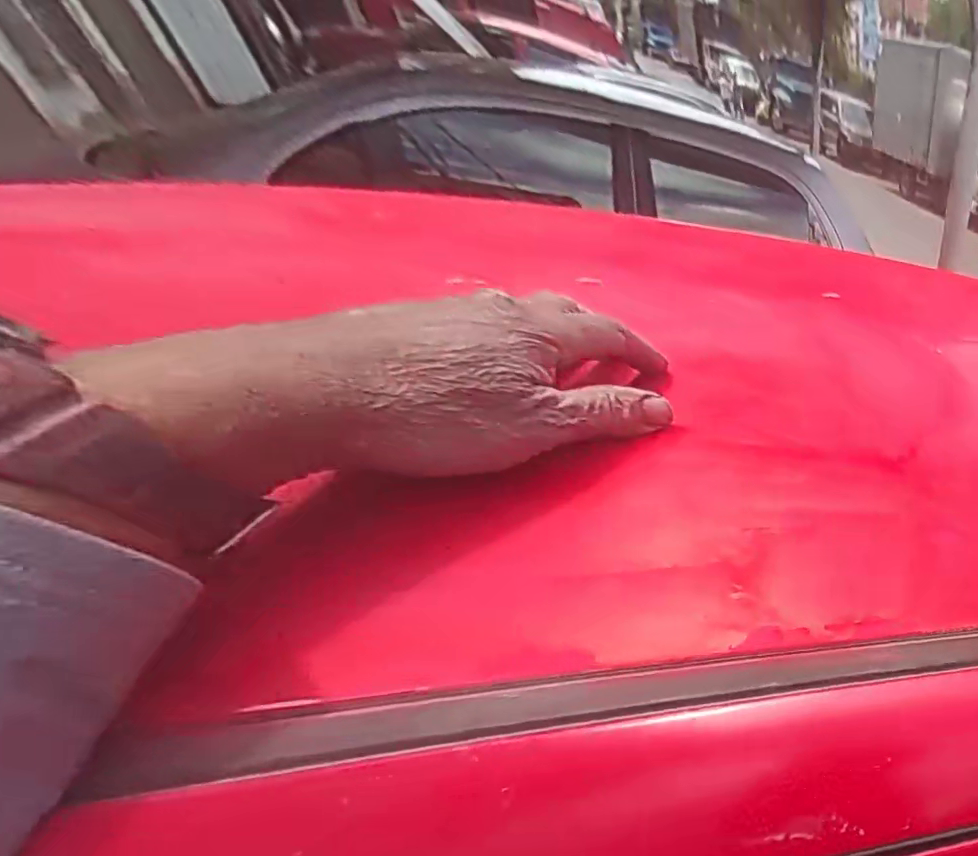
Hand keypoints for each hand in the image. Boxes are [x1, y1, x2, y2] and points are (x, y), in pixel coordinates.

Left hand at [61, 290, 671, 494]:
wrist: (314, 389)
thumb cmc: (443, 414)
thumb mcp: (539, 424)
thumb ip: (602, 413)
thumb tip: (663, 407)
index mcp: (542, 331)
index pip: (610, 332)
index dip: (641, 352)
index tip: (661, 372)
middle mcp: (503, 307)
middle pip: (568, 311)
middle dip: (601, 334)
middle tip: (615, 359)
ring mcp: (454, 307)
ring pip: (522, 312)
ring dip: (555, 331)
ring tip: (559, 357)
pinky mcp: (415, 318)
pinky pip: (484, 319)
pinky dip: (511, 335)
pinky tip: (493, 355)